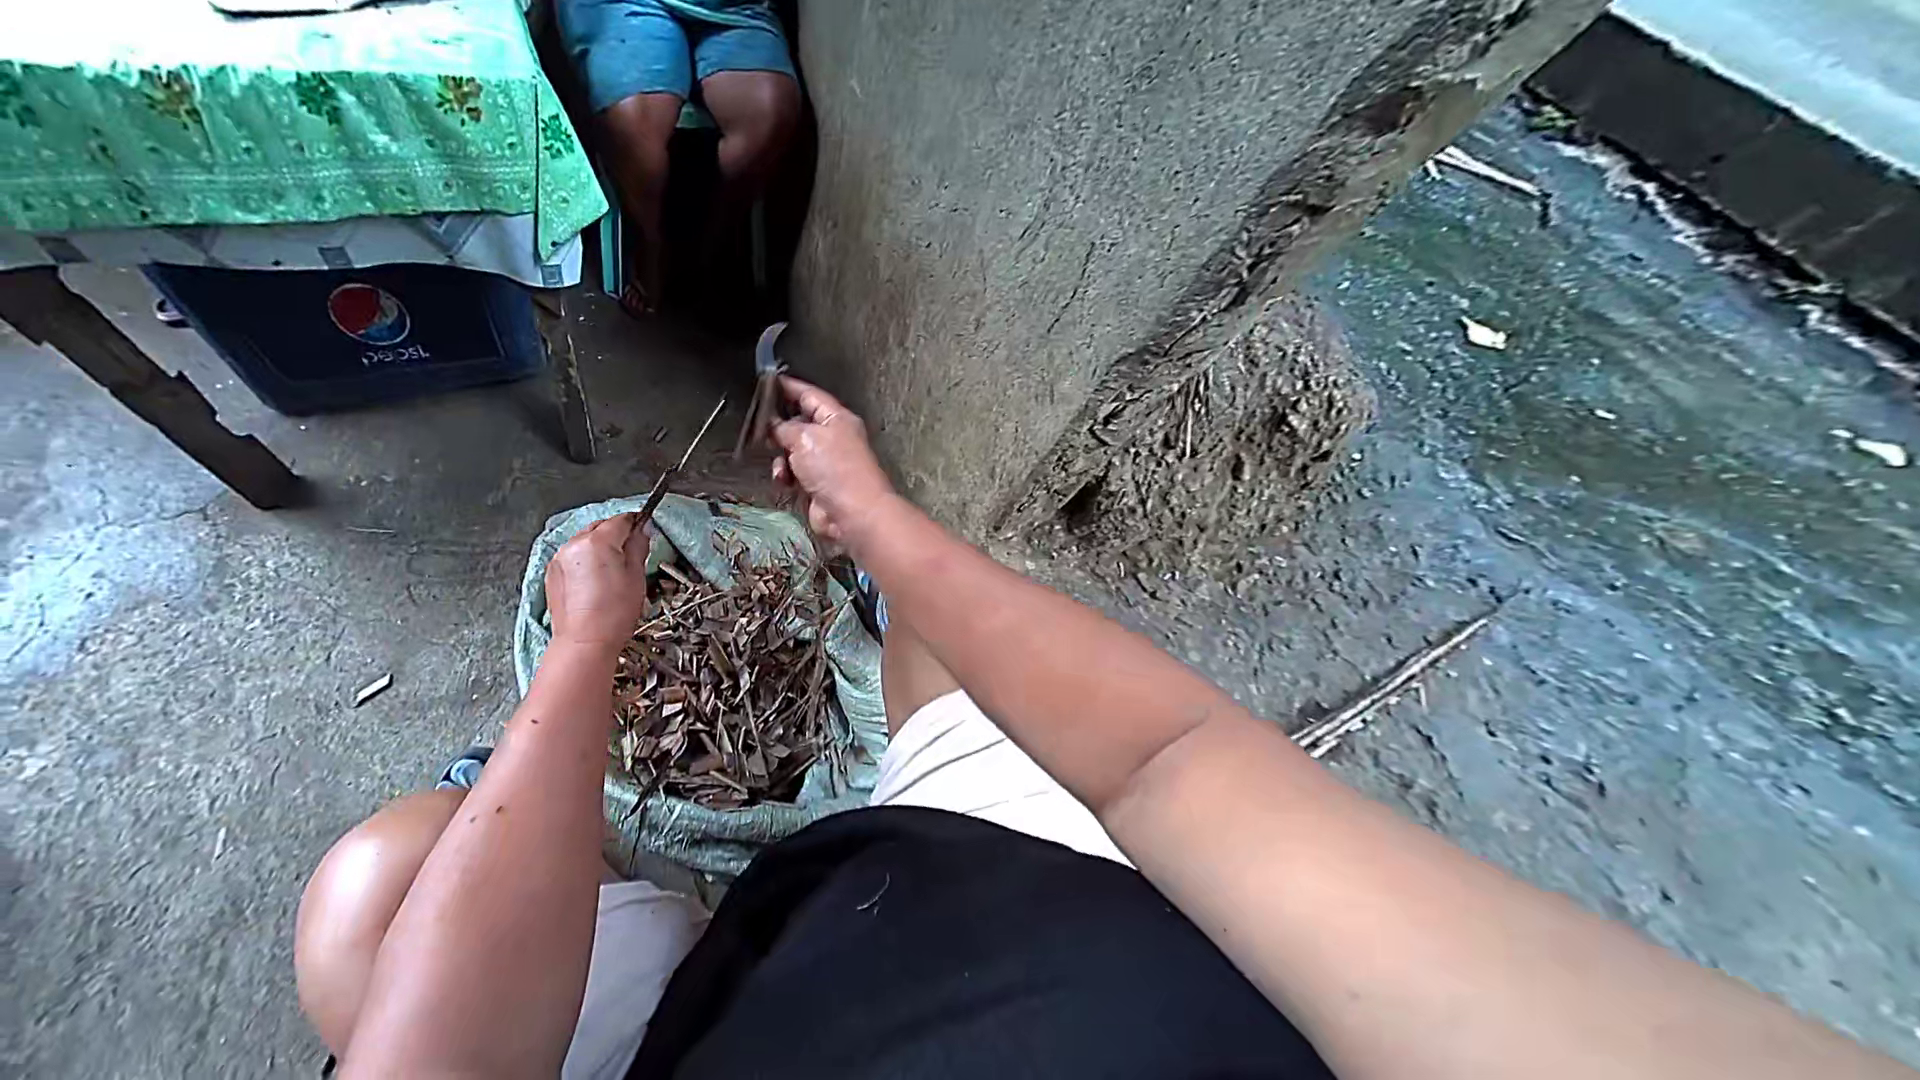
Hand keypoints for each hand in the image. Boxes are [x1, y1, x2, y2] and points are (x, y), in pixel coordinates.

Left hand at [544, 513, 650, 652]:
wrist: (585, 641)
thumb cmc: (613, 612)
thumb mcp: (636, 575)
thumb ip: (639, 546)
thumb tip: (642, 531)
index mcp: (598, 542)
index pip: (621, 520)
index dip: (637, 523)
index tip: (645, 529)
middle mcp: (574, 545)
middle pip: (600, 527)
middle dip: (617, 533)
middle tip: (633, 550)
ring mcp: (560, 558)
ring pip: (586, 540)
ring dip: (600, 546)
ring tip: (614, 567)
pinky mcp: (553, 573)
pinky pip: (573, 556)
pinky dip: (586, 559)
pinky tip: (598, 578)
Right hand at [769, 375, 896, 543]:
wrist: (853, 514)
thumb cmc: (839, 472)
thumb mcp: (805, 437)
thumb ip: (784, 427)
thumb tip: (774, 425)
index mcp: (838, 419)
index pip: (810, 395)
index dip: (788, 387)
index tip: (768, 382)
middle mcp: (833, 438)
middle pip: (799, 424)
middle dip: (780, 428)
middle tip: (763, 428)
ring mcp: (826, 463)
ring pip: (792, 451)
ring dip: (781, 457)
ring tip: (783, 465)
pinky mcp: (817, 485)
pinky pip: (793, 474)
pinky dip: (786, 476)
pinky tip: (786, 481)